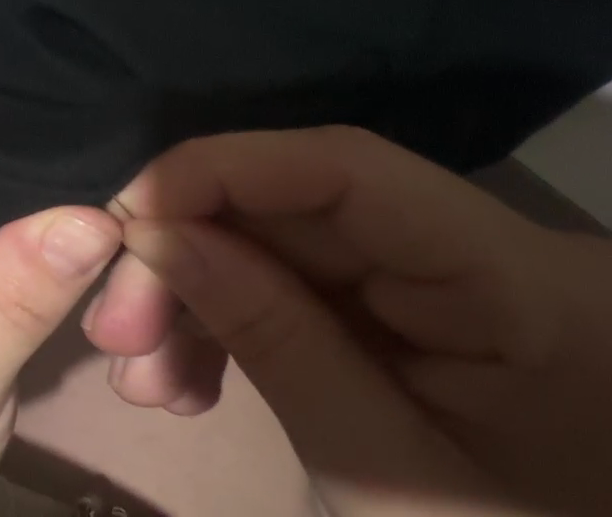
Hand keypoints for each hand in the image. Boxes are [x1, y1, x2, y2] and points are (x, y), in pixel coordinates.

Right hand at [90, 127, 611, 515]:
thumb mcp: (379, 469)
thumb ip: (271, 339)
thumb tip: (150, 233)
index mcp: (527, 287)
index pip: (346, 171)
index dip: (216, 171)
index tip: (120, 223)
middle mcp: (479, 250)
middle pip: (283, 211)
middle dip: (178, 264)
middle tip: (112, 333)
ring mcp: (432, 275)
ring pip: (263, 245)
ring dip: (185, 302)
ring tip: (141, 380)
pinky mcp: (395, 300)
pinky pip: (281, 282)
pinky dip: (219, 325)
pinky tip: (181, 381)